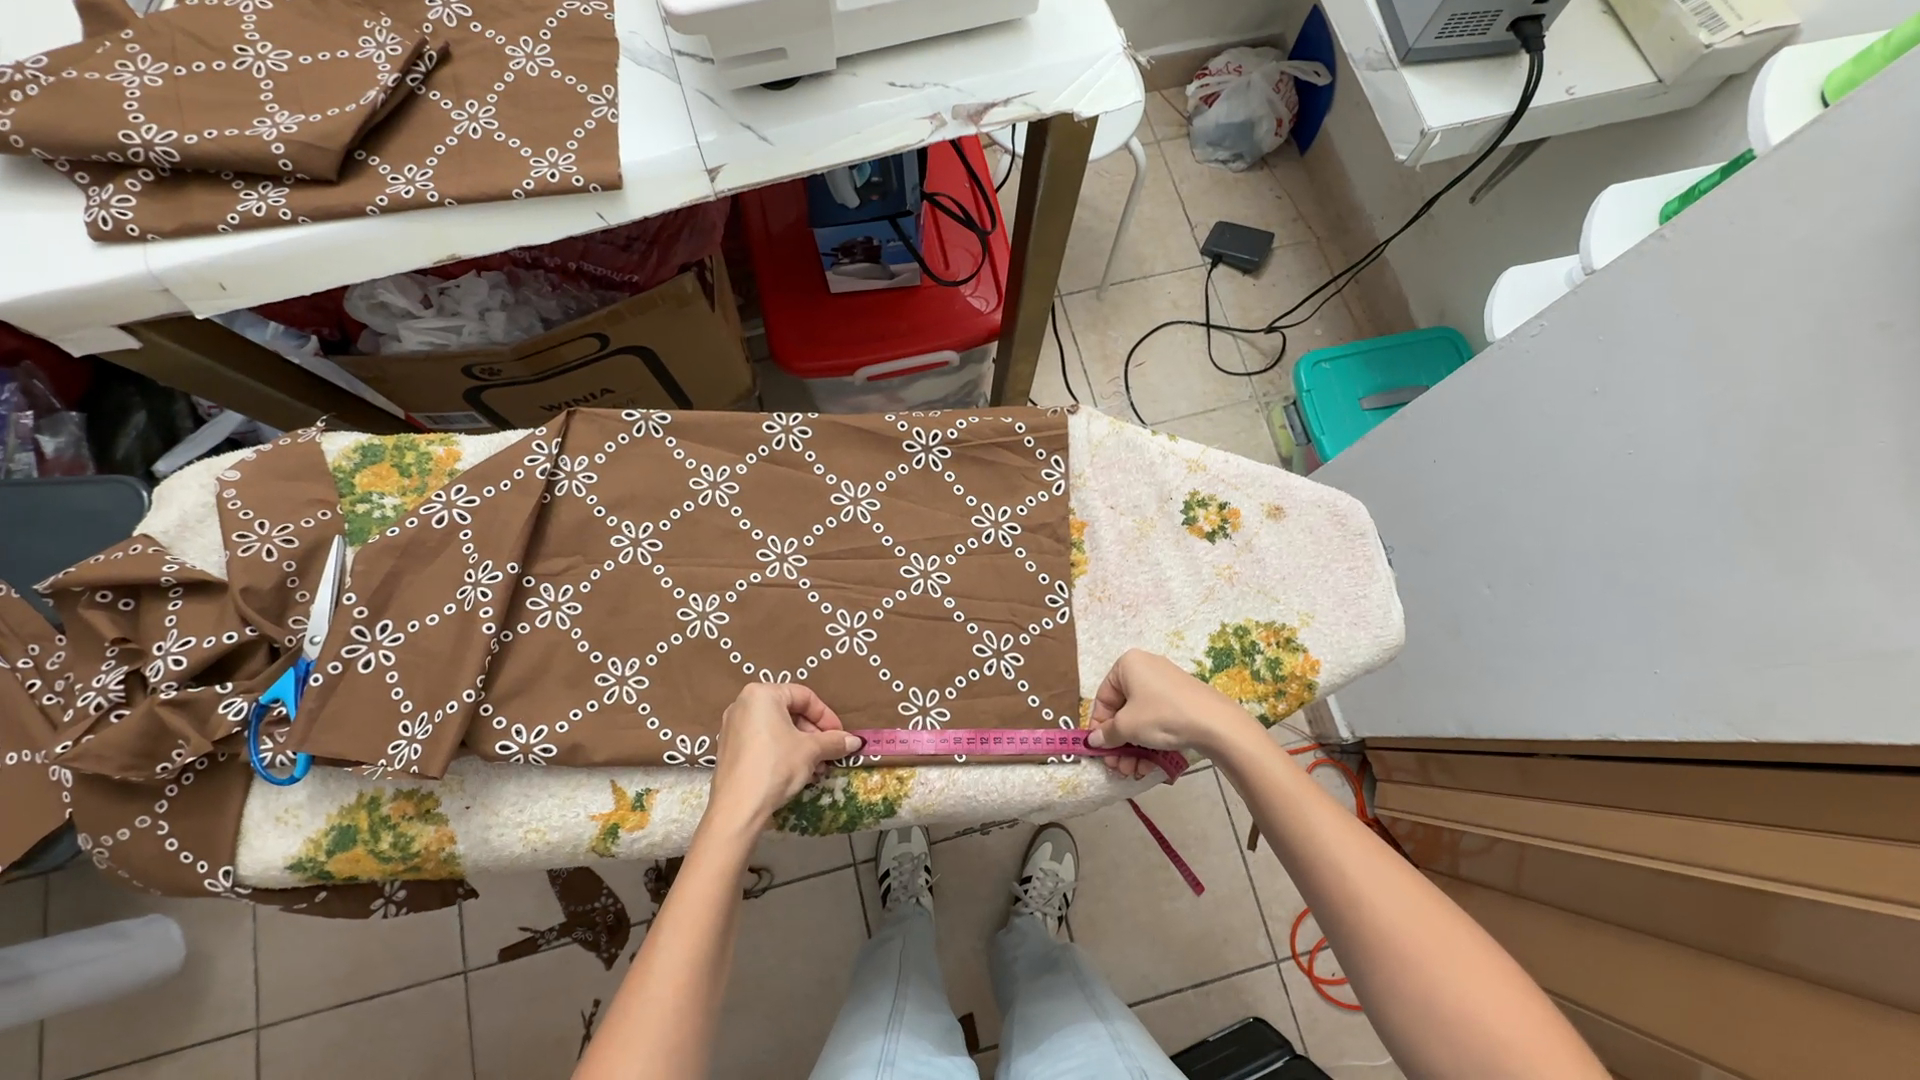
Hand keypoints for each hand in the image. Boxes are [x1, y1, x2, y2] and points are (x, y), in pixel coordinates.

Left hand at [708, 684, 861, 825]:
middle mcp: (743, 704)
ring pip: (778, 729)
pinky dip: (784, 752)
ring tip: (818, 768)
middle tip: (830, 753)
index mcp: (762, 694)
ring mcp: (733, 726)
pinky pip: (764, 741)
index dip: (827, 716)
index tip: (840, 735)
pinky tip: (799, 773)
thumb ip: (834, 741)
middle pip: (790, 712)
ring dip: (802, 746)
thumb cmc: (776, 766)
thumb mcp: (811, 751)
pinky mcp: (730, 748)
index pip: (804, 696)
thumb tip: (855, 741)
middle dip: (814, 734)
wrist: (737, 808)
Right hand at [1086, 649, 1262, 778]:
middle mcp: (1145, 669)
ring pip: (1140, 719)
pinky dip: (1150, 741)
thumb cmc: (1161, 716)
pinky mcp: (1181, 700)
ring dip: (1133, 748)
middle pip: (1122, 711)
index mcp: (1127, 665)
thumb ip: (1106, 734)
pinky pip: (1157, 719)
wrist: (1214, 723)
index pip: (1103, 698)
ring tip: (1133, 771)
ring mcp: (1166, 685)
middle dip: (1118, 743)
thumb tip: (1093, 741)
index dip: (1098, 727)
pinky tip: (1148, 765)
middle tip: (1117, 766)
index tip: (1099, 750)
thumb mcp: (1127, 727)